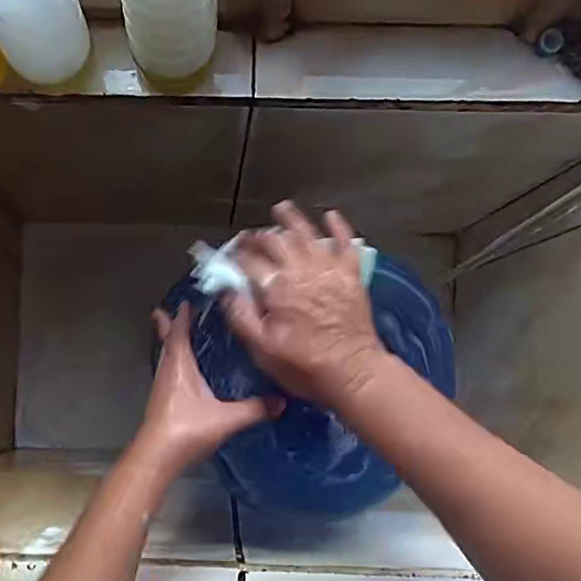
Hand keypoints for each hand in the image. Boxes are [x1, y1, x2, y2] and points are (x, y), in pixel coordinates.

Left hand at [138, 302, 281, 467]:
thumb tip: (281, 401)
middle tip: (166, 313)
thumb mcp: (227, 418)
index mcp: (180, 366)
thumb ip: (255, 409)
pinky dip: (174, 364)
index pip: (179, 334)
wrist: (156, 458)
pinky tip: (183, 374)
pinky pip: (168, 374)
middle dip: (169, 327)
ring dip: (171, 345)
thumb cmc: (186, 430)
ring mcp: (162, 389)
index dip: (181, 318)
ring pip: (166, 359)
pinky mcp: (162, 404)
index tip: (185, 304)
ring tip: (177, 337)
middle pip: (168, 343)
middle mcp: (168, 373)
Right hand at [221, 201, 386, 405]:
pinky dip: (338, 227)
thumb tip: (228, 292)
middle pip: (276, 242)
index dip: (235, 257)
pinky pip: (345, 243)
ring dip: (293, 219)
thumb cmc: (306, 365)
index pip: (249, 262)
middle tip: (249, 238)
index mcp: (277, 288)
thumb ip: (241, 316)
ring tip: (282, 209)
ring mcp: (329, 270)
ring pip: (308, 234)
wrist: (353, 371)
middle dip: (258, 237)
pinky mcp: (351, 275)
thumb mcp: (262, 348)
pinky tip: (331, 216)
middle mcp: (302, 271)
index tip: (229, 258)